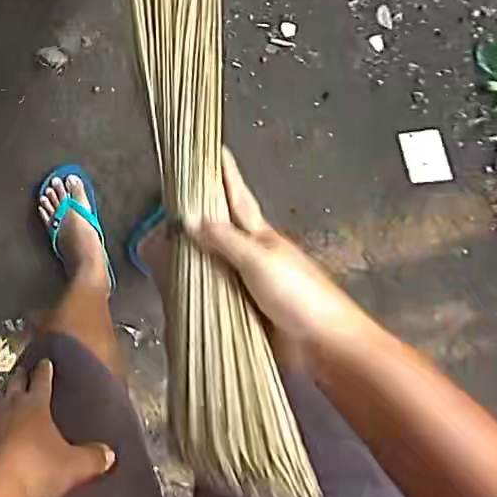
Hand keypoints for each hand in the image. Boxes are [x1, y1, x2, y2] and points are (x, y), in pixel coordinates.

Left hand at [0, 359, 115, 496]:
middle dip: (20, 376)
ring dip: (2, 396)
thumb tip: (109, 454)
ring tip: (5, 396)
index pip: (42, 379)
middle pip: (16, 383)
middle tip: (23, 371)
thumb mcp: (72, 465)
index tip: (45, 362)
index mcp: (36, 402)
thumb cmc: (37, 467)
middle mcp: (11, 404)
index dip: (44, 370)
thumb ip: (92, 457)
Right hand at [184, 150, 371, 348]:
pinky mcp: (246, 309)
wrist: (327, 346)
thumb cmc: (299, 294)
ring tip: (169, 235)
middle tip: (179, 192)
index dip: (227, 173)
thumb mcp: (258, 260)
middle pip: (224, 226)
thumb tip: (191, 218)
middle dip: (205, 208)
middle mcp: (254, 253)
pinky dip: (199, 281)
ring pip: (217, 258)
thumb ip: (225, 240)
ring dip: (197, 248)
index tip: (217, 150)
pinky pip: (216, 289)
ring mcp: (250, 282)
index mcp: (261, 235)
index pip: (238, 196)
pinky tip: (183, 281)